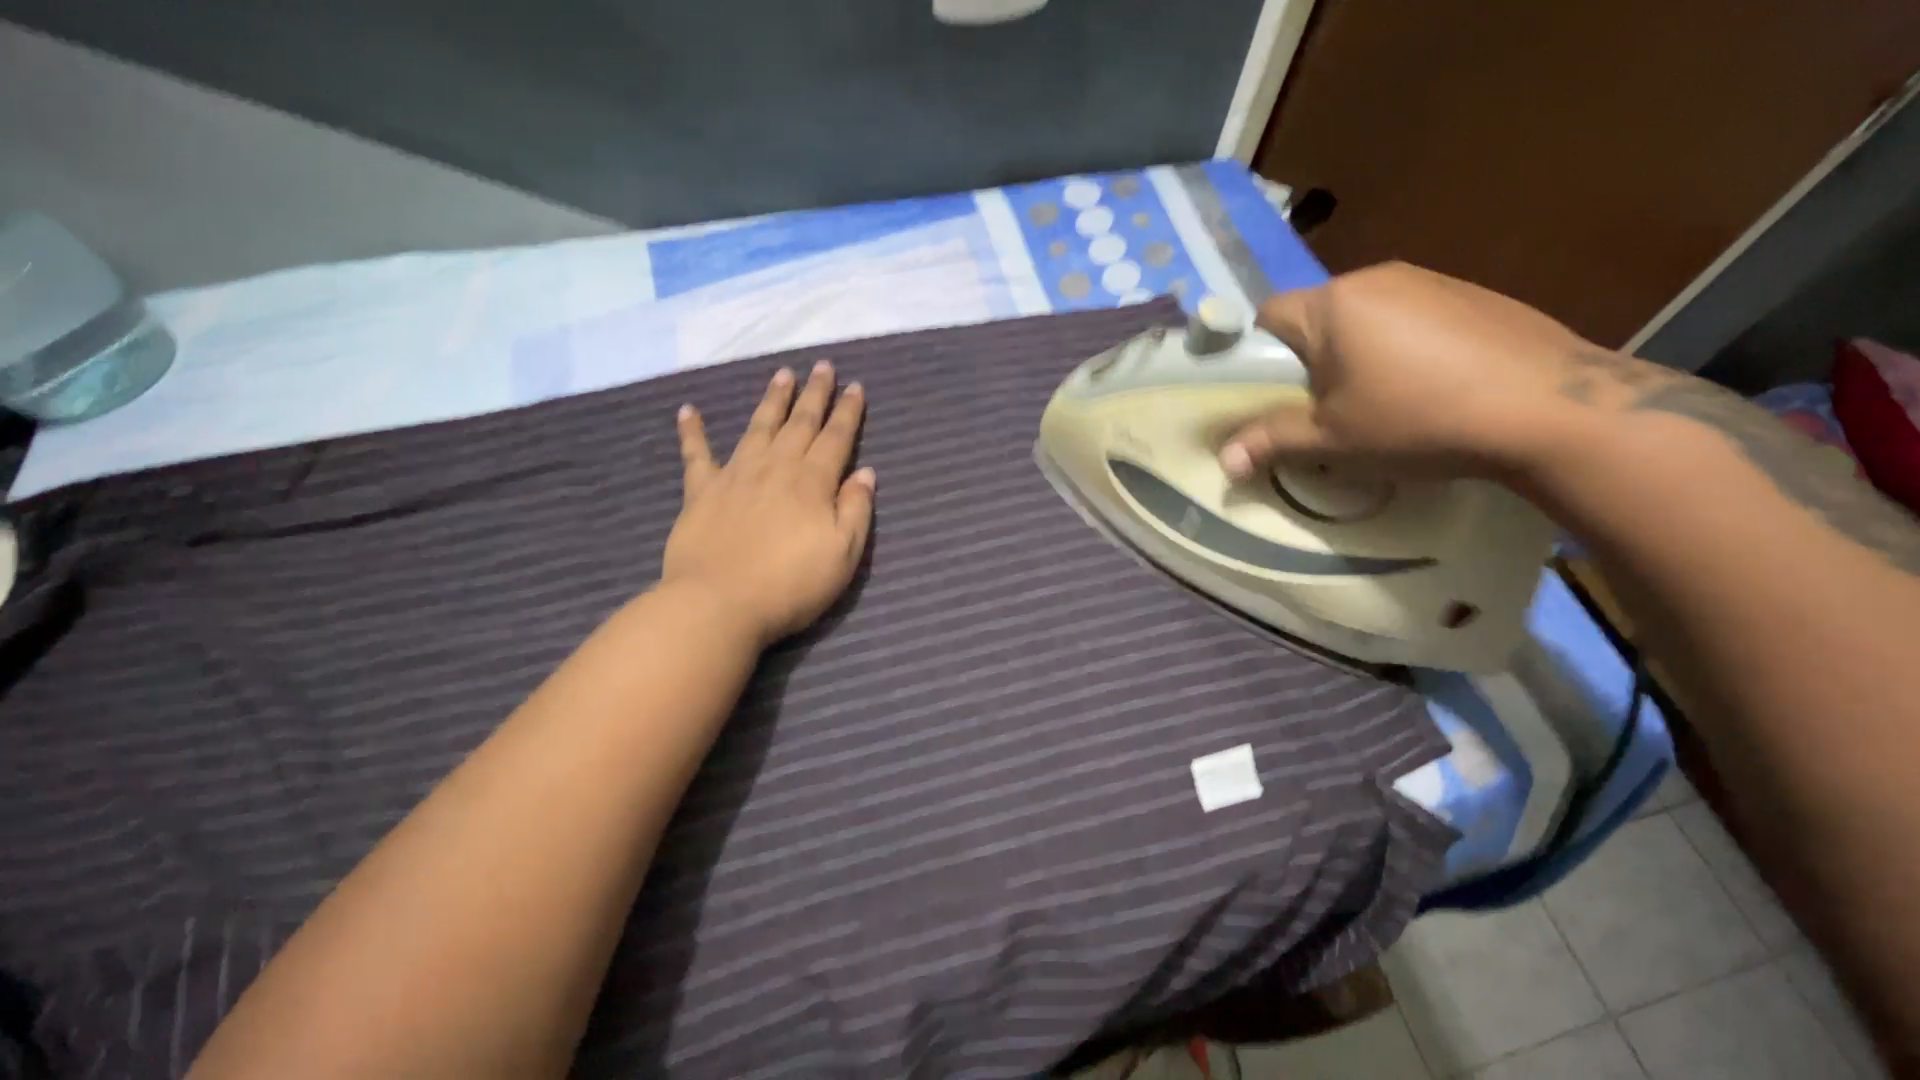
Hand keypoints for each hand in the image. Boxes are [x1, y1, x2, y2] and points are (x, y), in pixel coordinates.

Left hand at [664, 361, 875, 647]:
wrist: (718, 603)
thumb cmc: (790, 585)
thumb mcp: (843, 554)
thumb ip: (856, 510)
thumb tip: (865, 473)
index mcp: (813, 482)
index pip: (836, 438)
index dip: (848, 412)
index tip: (855, 386)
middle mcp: (776, 468)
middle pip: (800, 423)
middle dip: (814, 394)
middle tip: (822, 366)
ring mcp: (735, 476)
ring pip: (758, 427)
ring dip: (772, 400)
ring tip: (782, 374)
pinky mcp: (700, 492)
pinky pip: (696, 454)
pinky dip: (692, 431)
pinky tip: (687, 410)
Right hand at [1219, 262, 1670, 480]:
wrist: (1549, 408)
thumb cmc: (1420, 420)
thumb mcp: (1336, 440)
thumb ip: (1274, 441)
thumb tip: (1224, 462)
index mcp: (1333, 303)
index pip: (1266, 316)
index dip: (1259, 358)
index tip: (1276, 397)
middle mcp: (1376, 277)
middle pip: (1317, 316)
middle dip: (1311, 360)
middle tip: (1328, 409)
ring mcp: (1431, 280)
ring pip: (1367, 316)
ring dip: (1360, 353)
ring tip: (1385, 401)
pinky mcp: (1473, 294)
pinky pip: (1415, 317)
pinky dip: (1407, 348)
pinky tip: (1434, 387)